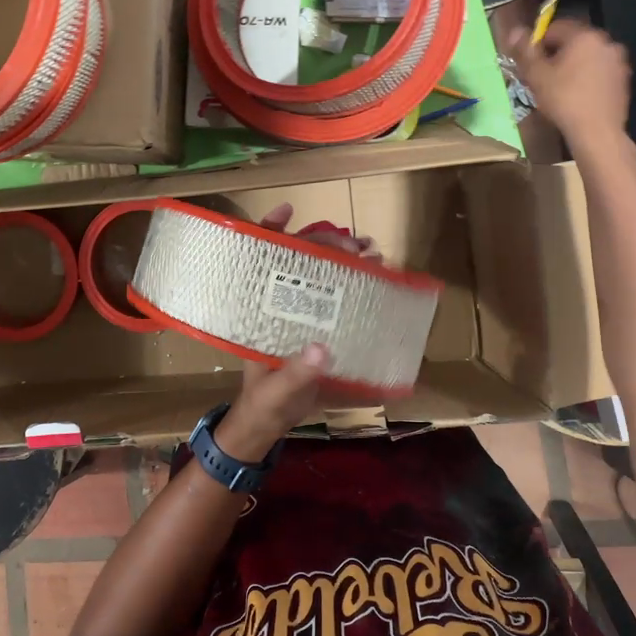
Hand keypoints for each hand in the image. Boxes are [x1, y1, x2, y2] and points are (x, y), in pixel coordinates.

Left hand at [211, 204, 360, 460]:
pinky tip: (377, 282)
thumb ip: (296, 374)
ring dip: (344, 261)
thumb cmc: (263, 404)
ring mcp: (298, 317)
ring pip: (320, 278)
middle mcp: (277, 306)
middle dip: (326, 245)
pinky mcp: (316, 332)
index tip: (288, 209)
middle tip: (356, 244)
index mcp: (258, 313)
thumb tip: (322, 349)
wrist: (268, 425)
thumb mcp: (276, 392)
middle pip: (299, 263)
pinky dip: (354, 289)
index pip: (259, 261)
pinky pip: (334, 303)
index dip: (270, 232)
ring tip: (374, 253)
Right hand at [505, 18, 632, 152]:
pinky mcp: (624, 78)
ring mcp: (618, 61)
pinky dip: (586, 76)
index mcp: (584, 36)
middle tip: (542, 75)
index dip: (537, 43)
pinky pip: (599, 69)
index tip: (530, 63)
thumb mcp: (535, 75)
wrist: (597, 131)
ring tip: (559, 86)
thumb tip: (514, 31)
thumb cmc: (563, 99)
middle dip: (555, 54)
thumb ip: (524, 50)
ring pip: (586, 56)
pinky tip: (577, 94)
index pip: (554, 28)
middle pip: (572, 41)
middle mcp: (606, 42)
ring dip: (572, 64)